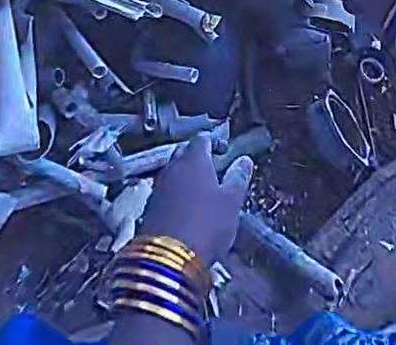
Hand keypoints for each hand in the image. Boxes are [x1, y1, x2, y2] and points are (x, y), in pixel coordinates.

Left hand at [138, 134, 251, 263]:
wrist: (169, 256)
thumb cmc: (206, 224)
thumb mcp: (231, 202)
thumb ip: (238, 178)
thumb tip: (245, 160)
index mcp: (194, 160)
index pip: (202, 139)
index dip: (213, 142)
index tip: (224, 150)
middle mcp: (173, 166)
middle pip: (184, 152)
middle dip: (197, 158)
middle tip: (213, 171)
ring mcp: (159, 184)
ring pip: (173, 171)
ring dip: (185, 176)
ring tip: (200, 191)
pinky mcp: (150, 203)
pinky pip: (165, 189)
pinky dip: (175, 193)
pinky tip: (183, 208)